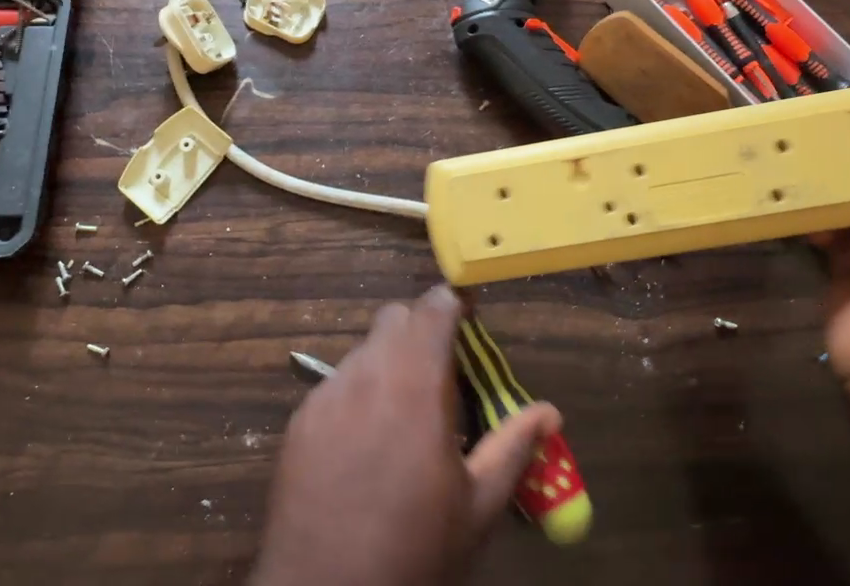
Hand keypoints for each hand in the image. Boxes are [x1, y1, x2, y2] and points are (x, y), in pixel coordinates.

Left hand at [253, 286, 561, 585]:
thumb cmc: (414, 546)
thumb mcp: (477, 506)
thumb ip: (513, 447)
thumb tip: (549, 411)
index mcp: (415, 385)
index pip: (431, 309)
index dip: (452, 302)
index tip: (469, 313)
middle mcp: (366, 374)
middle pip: (393, 319)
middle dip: (421, 328)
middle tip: (443, 370)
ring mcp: (325, 394)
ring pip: (362, 350)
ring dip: (389, 361)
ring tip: (405, 412)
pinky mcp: (299, 419)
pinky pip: (335, 384)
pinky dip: (358, 391)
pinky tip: (366, 439)